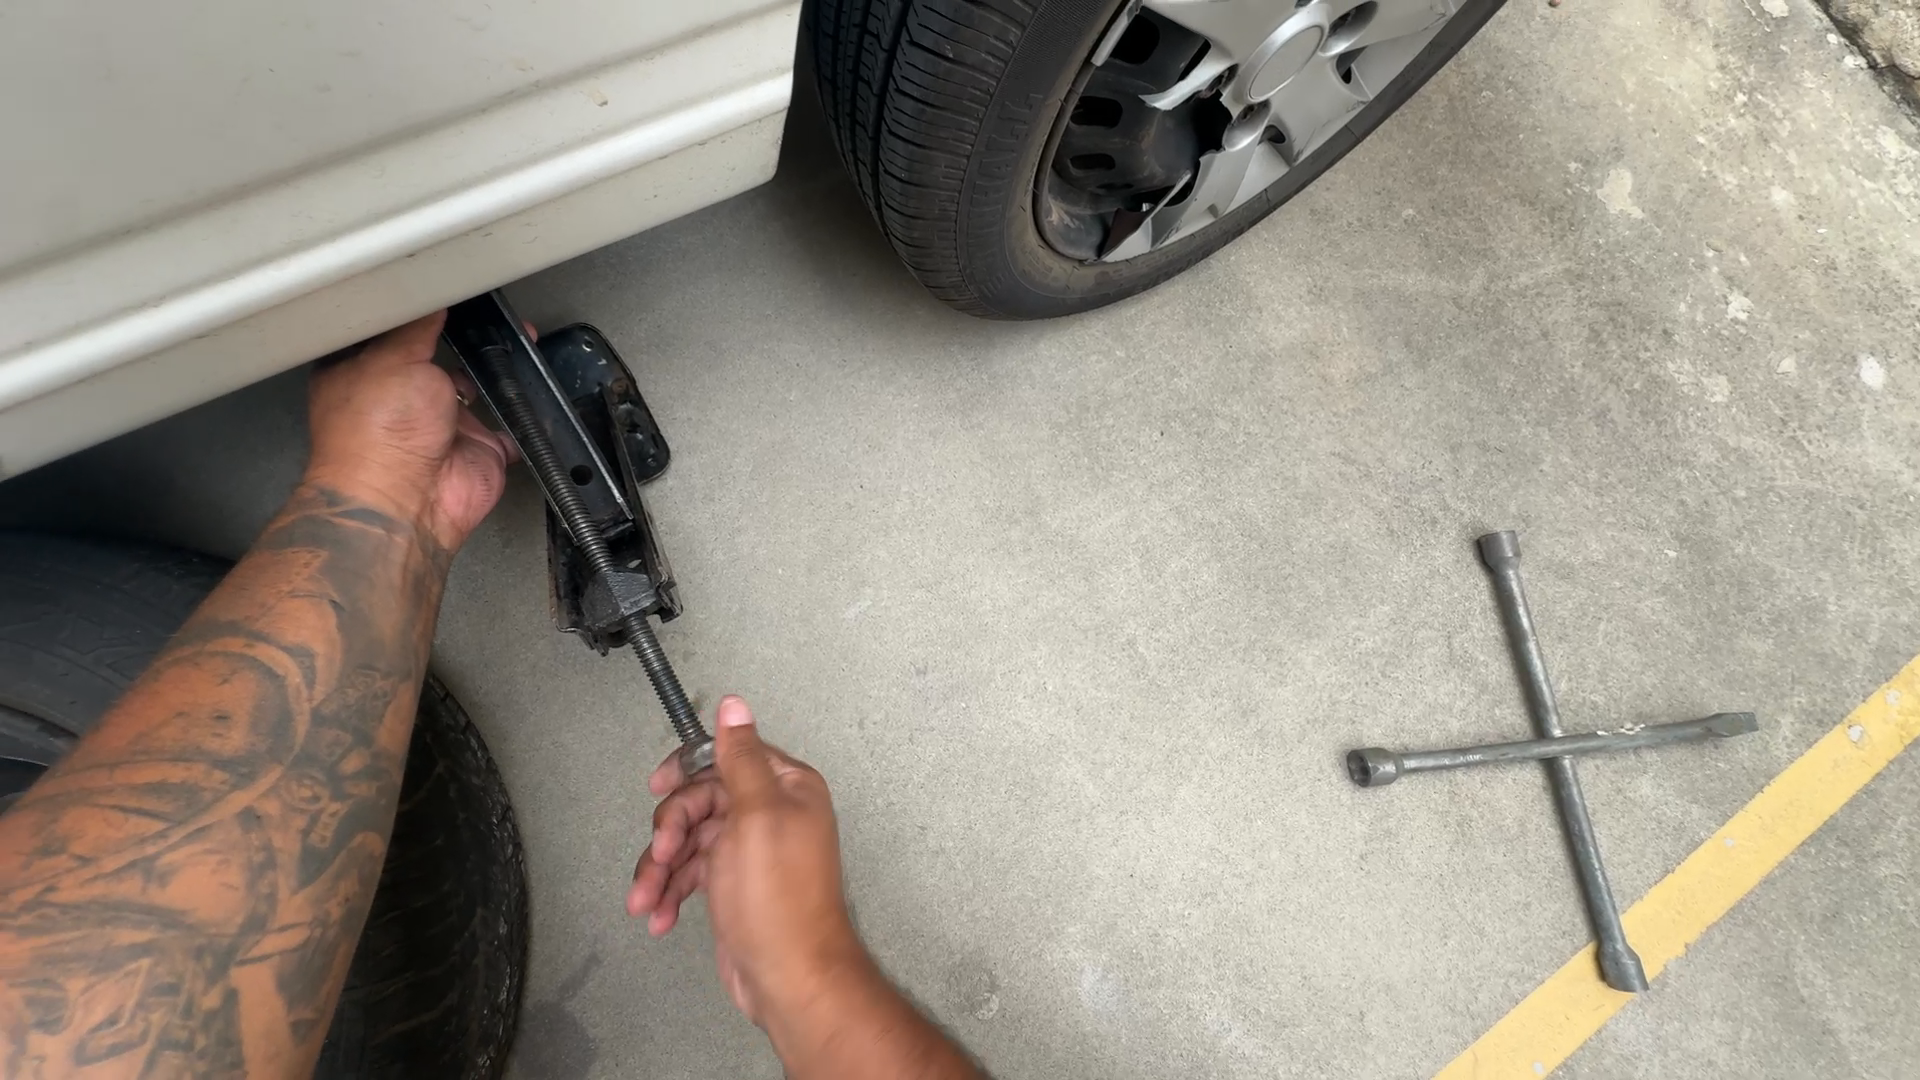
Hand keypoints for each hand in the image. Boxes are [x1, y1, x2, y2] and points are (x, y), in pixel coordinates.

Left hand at [305, 311, 518, 550]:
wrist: (409, 497)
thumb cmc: (376, 435)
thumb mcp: (392, 359)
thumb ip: (417, 328)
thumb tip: (430, 300)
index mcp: (370, 371)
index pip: (397, 331)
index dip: (421, 311)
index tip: (446, 289)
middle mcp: (408, 398)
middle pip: (446, 358)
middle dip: (471, 341)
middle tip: (494, 317)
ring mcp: (448, 424)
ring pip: (484, 389)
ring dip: (502, 374)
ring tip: (522, 345)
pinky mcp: (483, 448)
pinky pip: (513, 428)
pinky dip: (526, 418)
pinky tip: (533, 396)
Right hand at [627, 697, 862, 1025]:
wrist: (788, 974)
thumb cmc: (779, 896)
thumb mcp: (756, 814)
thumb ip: (740, 757)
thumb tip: (734, 704)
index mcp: (786, 785)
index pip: (730, 755)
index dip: (689, 769)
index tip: (659, 785)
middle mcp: (773, 811)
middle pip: (703, 798)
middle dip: (671, 828)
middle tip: (661, 853)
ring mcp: (752, 848)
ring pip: (691, 838)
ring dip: (663, 867)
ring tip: (648, 898)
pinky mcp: (735, 882)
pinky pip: (694, 872)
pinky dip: (671, 891)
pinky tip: (660, 914)